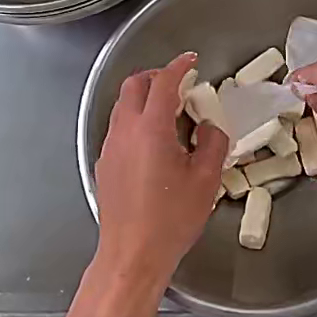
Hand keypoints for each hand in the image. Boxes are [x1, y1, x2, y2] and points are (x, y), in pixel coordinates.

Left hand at [92, 53, 226, 285]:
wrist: (132, 255)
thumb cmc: (171, 219)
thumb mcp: (206, 179)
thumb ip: (212, 143)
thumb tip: (208, 128)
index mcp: (151, 128)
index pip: (163, 82)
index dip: (178, 66)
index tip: (190, 61)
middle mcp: (125, 131)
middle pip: (134, 85)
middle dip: (156, 77)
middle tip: (178, 84)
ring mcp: (110, 147)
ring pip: (123, 106)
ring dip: (145, 99)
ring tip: (170, 113)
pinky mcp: (105, 164)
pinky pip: (119, 128)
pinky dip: (136, 121)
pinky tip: (154, 142)